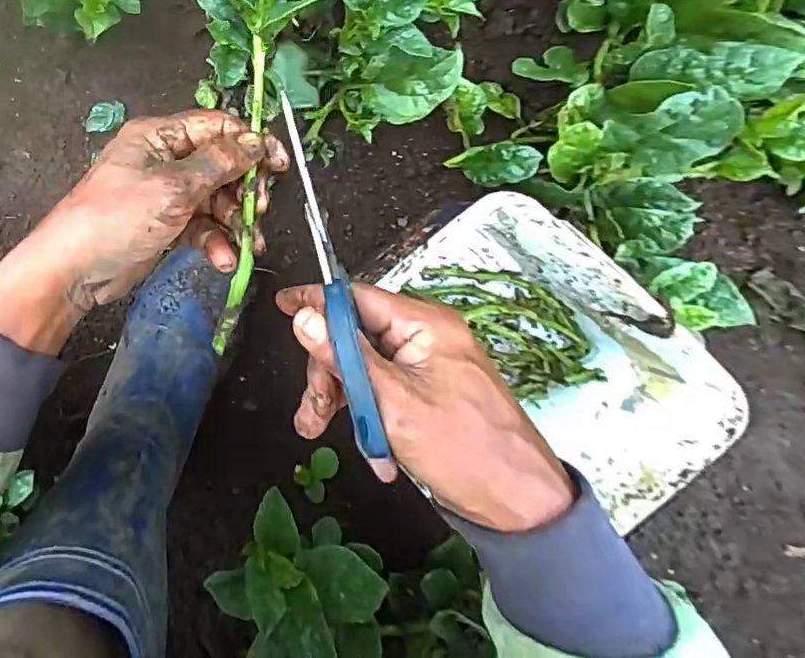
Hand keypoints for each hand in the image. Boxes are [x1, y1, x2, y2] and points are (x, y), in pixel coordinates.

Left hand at [0, 109, 288, 353]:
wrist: (72, 271)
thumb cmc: (117, 217)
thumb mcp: (173, 187)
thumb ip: (219, 163)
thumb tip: (255, 142)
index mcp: (161, 136)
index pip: (216, 127)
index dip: (250, 143)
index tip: (277, 165)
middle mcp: (166, 159)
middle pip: (222, 164)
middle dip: (243, 188)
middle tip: (256, 209)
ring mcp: (167, 192)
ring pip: (217, 198)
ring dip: (234, 221)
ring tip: (247, 242)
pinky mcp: (168, 223)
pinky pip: (203, 224)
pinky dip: (216, 240)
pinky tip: (225, 258)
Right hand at [276, 282, 575, 532]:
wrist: (521, 507)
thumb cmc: (465, 450)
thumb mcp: (393, 401)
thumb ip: (345, 357)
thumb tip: (305, 317)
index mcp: (424, 324)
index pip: (357, 297)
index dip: (317, 302)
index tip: (283, 305)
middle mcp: (425, 336)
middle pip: (356, 336)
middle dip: (329, 371)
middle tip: (314, 408)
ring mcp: (427, 364)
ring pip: (365, 365)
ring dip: (344, 399)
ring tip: (323, 429)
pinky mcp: (428, 390)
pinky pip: (384, 388)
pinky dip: (370, 414)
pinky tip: (373, 450)